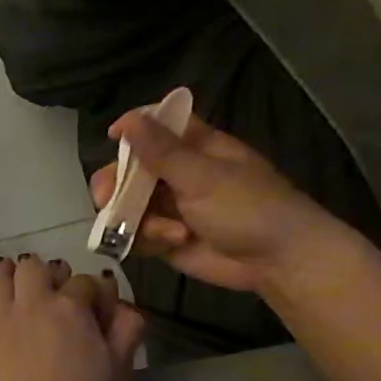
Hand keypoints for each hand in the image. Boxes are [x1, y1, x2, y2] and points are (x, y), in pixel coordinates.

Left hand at [0, 255, 144, 380]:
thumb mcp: (119, 363)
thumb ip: (126, 328)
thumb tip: (123, 306)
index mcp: (70, 306)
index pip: (82, 281)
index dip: (88, 292)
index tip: (89, 307)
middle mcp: (31, 302)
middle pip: (32, 266)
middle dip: (43, 273)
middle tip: (47, 290)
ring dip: (7, 276)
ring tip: (14, 288)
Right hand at [89, 105, 352, 292]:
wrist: (274, 260)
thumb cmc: (248, 208)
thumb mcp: (203, 176)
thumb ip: (162, 152)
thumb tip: (129, 120)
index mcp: (194, 147)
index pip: (156, 126)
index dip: (133, 127)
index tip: (113, 137)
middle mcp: (177, 174)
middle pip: (129, 170)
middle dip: (116, 185)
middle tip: (107, 198)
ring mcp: (169, 207)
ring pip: (127, 206)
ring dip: (139, 220)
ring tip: (168, 231)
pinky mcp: (164, 238)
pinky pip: (136, 235)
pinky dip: (148, 240)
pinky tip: (172, 243)